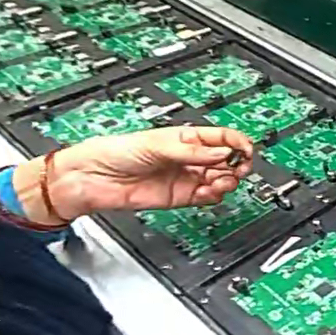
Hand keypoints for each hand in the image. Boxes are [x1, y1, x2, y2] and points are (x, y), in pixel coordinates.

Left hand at [20, 126, 253, 220]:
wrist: (90, 179)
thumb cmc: (115, 152)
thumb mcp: (158, 145)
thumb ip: (193, 152)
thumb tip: (224, 153)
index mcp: (188, 139)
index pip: (223, 138)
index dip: (238, 143)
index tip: (245, 150)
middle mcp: (191, 158)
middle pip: (228, 160)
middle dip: (238, 164)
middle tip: (238, 168)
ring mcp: (188, 177)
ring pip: (222, 179)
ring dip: (228, 181)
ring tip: (221, 182)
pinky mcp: (182, 196)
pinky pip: (208, 196)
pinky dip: (215, 195)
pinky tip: (209, 192)